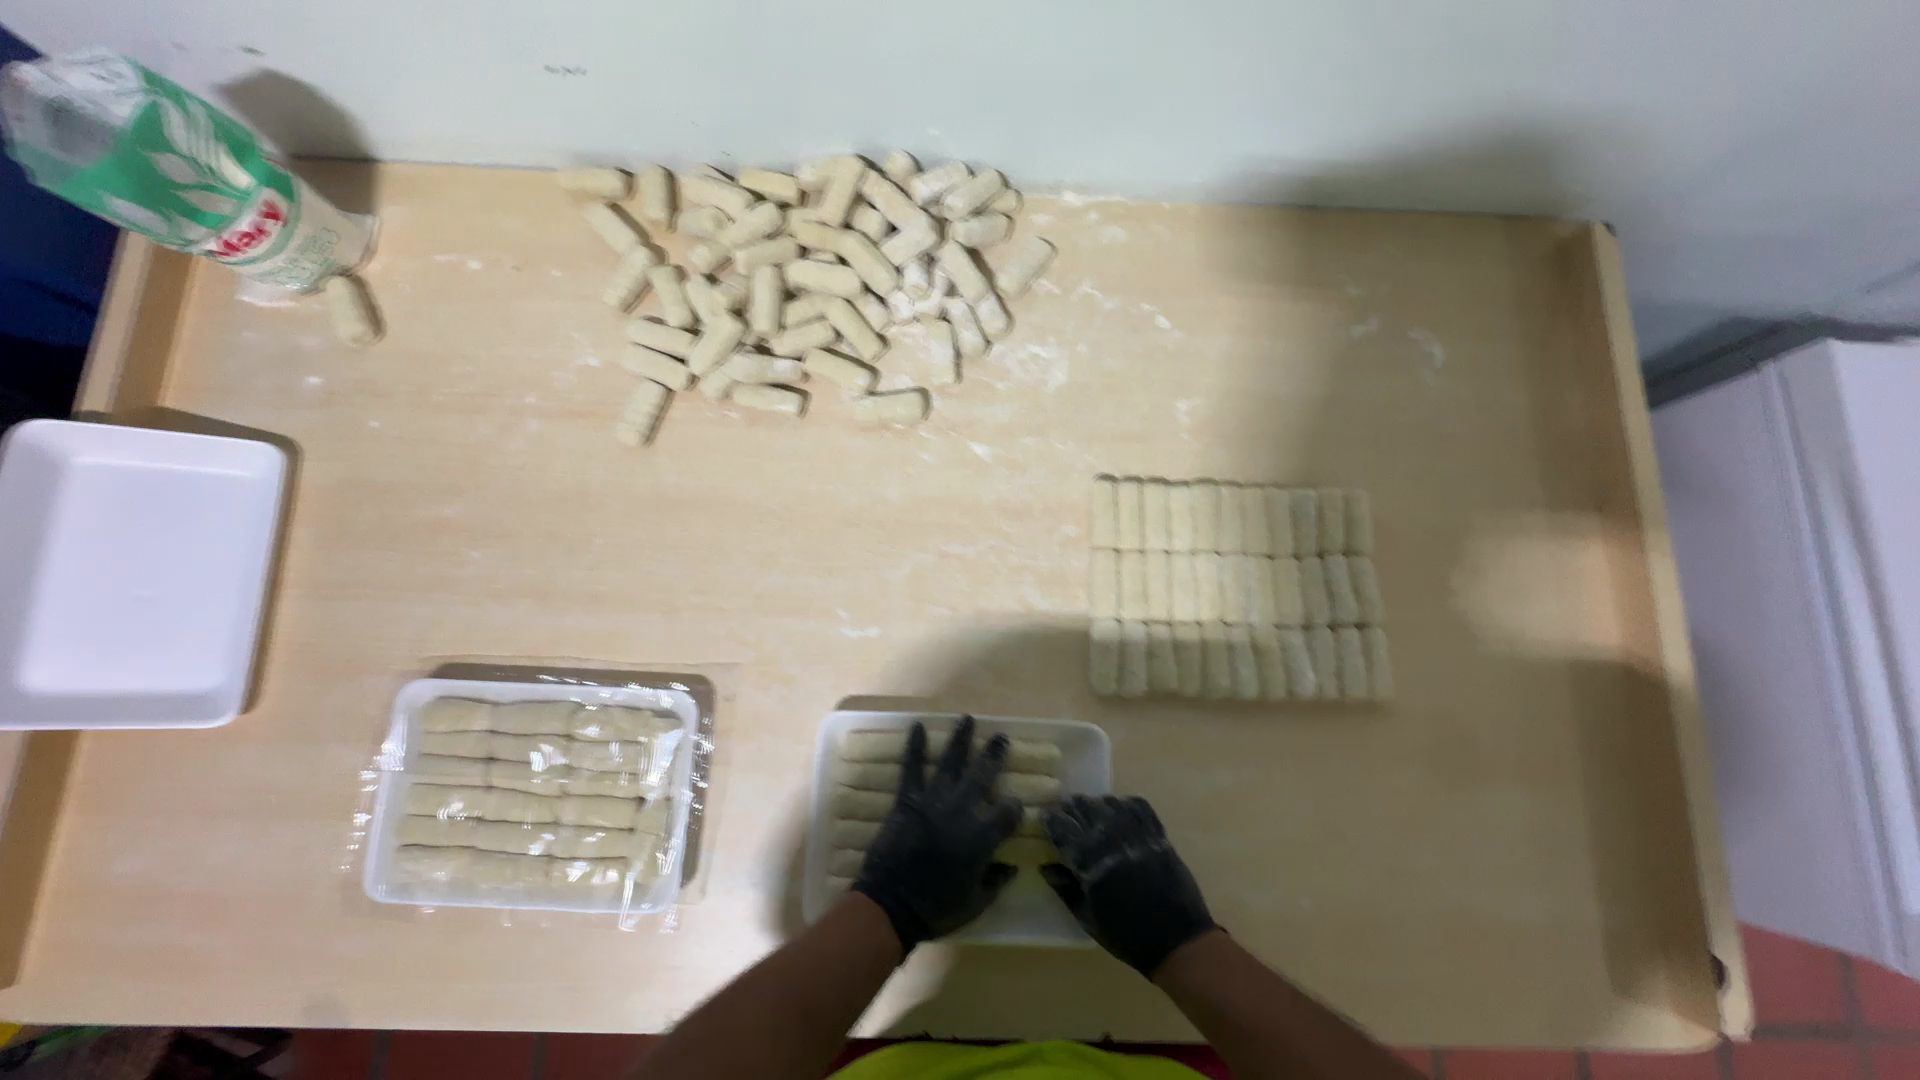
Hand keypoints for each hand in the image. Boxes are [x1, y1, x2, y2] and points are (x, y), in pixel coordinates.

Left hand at [851, 716, 1022, 952]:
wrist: (892, 904)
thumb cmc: (937, 909)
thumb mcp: (977, 903)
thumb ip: (996, 881)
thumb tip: (1010, 867)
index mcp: (982, 838)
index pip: (1008, 813)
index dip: (1015, 807)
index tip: (1015, 803)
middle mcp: (961, 812)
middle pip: (983, 776)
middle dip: (994, 754)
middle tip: (1001, 737)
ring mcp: (933, 802)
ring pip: (950, 763)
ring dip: (960, 739)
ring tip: (967, 719)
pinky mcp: (907, 800)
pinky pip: (911, 768)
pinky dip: (914, 747)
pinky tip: (917, 726)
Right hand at [1040, 795, 1217, 977]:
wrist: (1178, 942)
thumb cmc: (1127, 936)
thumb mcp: (1088, 920)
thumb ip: (1065, 889)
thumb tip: (1045, 866)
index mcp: (1093, 866)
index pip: (1064, 829)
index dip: (1052, 820)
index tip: (1045, 818)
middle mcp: (1114, 844)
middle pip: (1086, 809)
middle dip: (1071, 808)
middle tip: (1065, 813)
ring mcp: (1139, 837)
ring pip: (1111, 804)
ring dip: (1096, 804)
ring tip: (1090, 811)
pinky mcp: (1159, 837)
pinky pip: (1140, 809)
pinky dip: (1126, 804)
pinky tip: (1119, 811)